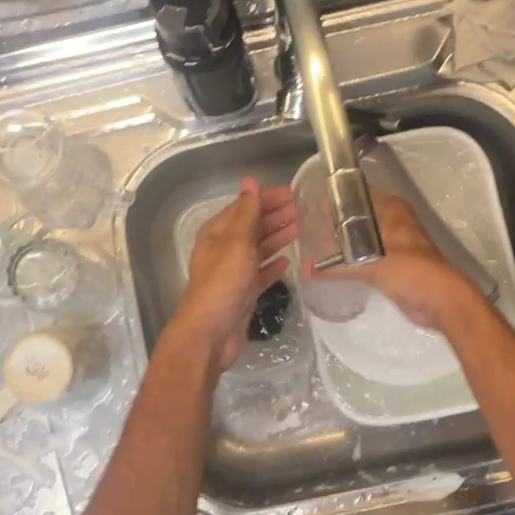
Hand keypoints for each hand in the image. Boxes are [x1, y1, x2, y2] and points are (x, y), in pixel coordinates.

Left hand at [176, 179, 296, 371]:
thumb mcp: (236, 242)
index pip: (245, 207)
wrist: (211, 332)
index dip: (267, 199)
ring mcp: (234, 273)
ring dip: (277, 238)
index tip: (294, 193)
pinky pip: (261, 274)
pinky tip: (287, 262)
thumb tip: (250, 182)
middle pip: (253, 227)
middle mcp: (224, 250)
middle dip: (275, 217)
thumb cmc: (223, 283)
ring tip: (300, 229)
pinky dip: (273, 267)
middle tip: (303, 210)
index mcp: (218, 233)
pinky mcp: (243, 293)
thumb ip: (246, 213)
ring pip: (258, 250)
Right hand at [316, 194, 481, 331]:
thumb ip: (338, 267)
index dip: (336, 203)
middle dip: (336, 226)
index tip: (311, 210)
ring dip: (344, 246)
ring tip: (316, 249)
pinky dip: (353, 262)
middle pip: (358, 220)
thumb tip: (307, 269)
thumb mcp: (371, 265)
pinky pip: (367, 258)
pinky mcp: (394, 265)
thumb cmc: (410, 270)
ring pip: (363, 239)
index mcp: (392, 210)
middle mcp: (393, 222)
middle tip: (309, 231)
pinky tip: (334, 268)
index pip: (357, 198)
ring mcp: (395, 245)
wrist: (440, 300)